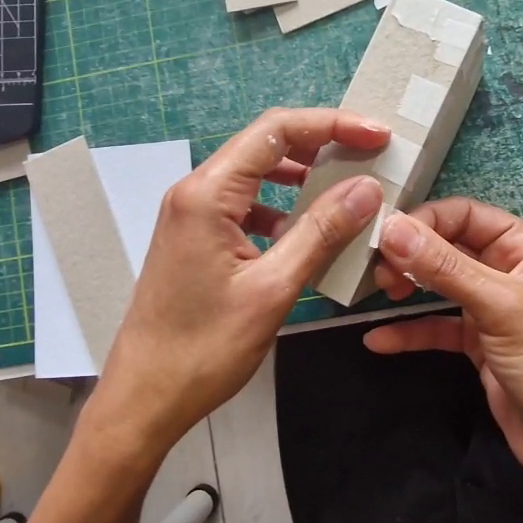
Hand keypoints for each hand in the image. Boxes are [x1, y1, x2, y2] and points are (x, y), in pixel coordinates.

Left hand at [92, 109, 389, 454]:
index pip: (276, 132)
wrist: (145, 397)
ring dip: (303, 178)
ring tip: (348, 190)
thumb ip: (321, 233)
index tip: (377, 135)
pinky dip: (282, 209)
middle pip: (265, 146)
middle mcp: (195, 193)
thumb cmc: (203, 349)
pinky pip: (246, 206)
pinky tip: (308, 230)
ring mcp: (192, 216)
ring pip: (256, 176)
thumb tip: (366, 190)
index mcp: (207, 194)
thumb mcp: (273, 290)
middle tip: (370, 158)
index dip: (332, 124)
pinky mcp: (196, 239)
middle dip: (321, 146)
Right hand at [363, 199, 522, 490]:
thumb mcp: (499, 307)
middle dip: (411, 254)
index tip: (384, 238)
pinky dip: (410, 330)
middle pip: (448, 245)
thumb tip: (392, 230)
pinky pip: (437, 325)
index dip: (424, 222)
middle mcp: (510, 268)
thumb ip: (444, 267)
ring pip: (439, 284)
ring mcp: (493, 306)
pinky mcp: (479, 342)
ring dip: (407, 287)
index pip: (465, 214)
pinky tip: (380, 340)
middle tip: (378, 271)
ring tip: (377, 293)